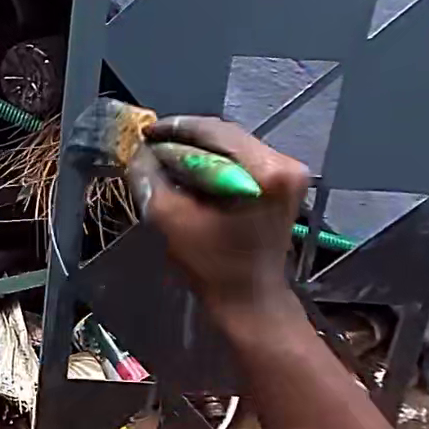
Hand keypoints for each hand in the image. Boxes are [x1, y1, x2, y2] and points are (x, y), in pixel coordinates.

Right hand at [124, 116, 309, 331]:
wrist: (248, 300)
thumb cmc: (212, 266)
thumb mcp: (171, 219)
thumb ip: (151, 178)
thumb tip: (139, 151)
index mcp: (265, 172)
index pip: (214, 132)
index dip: (175, 128)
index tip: (145, 132)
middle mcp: (285, 164)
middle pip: (227, 136)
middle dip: (187, 138)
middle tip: (153, 143)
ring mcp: (290, 174)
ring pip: (234, 147)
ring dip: (200, 150)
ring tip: (167, 156)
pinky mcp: (285, 185)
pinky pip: (243, 161)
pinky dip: (215, 163)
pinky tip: (192, 170)